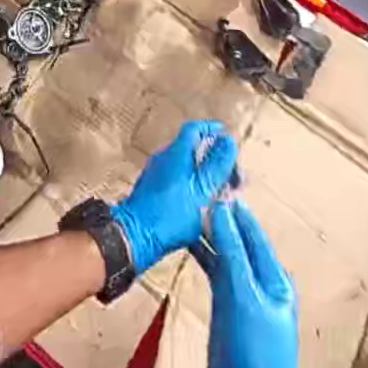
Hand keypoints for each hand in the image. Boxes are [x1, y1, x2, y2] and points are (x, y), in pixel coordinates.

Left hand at [110, 120, 238, 274]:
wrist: (134, 237)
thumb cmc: (171, 213)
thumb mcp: (203, 190)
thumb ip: (218, 165)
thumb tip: (230, 140)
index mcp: (177, 152)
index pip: (196, 130)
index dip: (212, 130)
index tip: (227, 136)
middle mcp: (165, 158)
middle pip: (194, 150)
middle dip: (215, 161)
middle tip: (233, 178)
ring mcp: (156, 175)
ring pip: (187, 168)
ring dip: (206, 176)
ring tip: (222, 194)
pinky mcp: (152, 192)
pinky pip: (178, 181)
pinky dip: (194, 187)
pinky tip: (203, 205)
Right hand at [196, 200, 297, 367]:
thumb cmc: (255, 353)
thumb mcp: (244, 296)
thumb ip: (234, 252)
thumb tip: (225, 210)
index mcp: (274, 276)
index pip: (253, 232)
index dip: (236, 209)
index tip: (218, 185)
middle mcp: (260, 281)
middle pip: (239, 241)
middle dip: (222, 218)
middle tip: (201, 193)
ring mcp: (243, 294)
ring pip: (226, 254)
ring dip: (212, 234)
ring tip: (192, 212)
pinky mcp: (227, 307)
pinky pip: (216, 272)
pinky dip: (205, 255)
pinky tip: (190, 242)